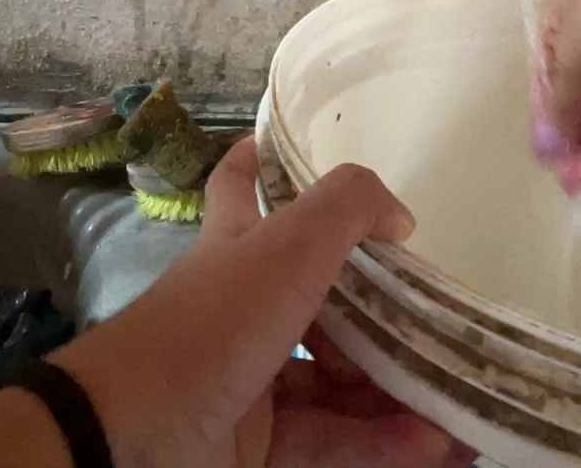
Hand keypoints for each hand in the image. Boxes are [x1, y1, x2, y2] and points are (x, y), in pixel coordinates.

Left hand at [0, 139, 470, 467]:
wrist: (129, 440)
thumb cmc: (215, 321)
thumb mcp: (287, 245)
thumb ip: (348, 208)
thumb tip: (400, 216)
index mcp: (237, 243)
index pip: (239, 183)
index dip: (257, 158)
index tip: (281, 143)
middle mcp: (240, 302)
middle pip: (314, 295)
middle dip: (374, 310)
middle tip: (431, 316)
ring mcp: (245, 374)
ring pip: (330, 375)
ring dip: (390, 388)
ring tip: (451, 399)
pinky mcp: (253, 442)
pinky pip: (327, 436)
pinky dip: (378, 441)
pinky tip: (431, 445)